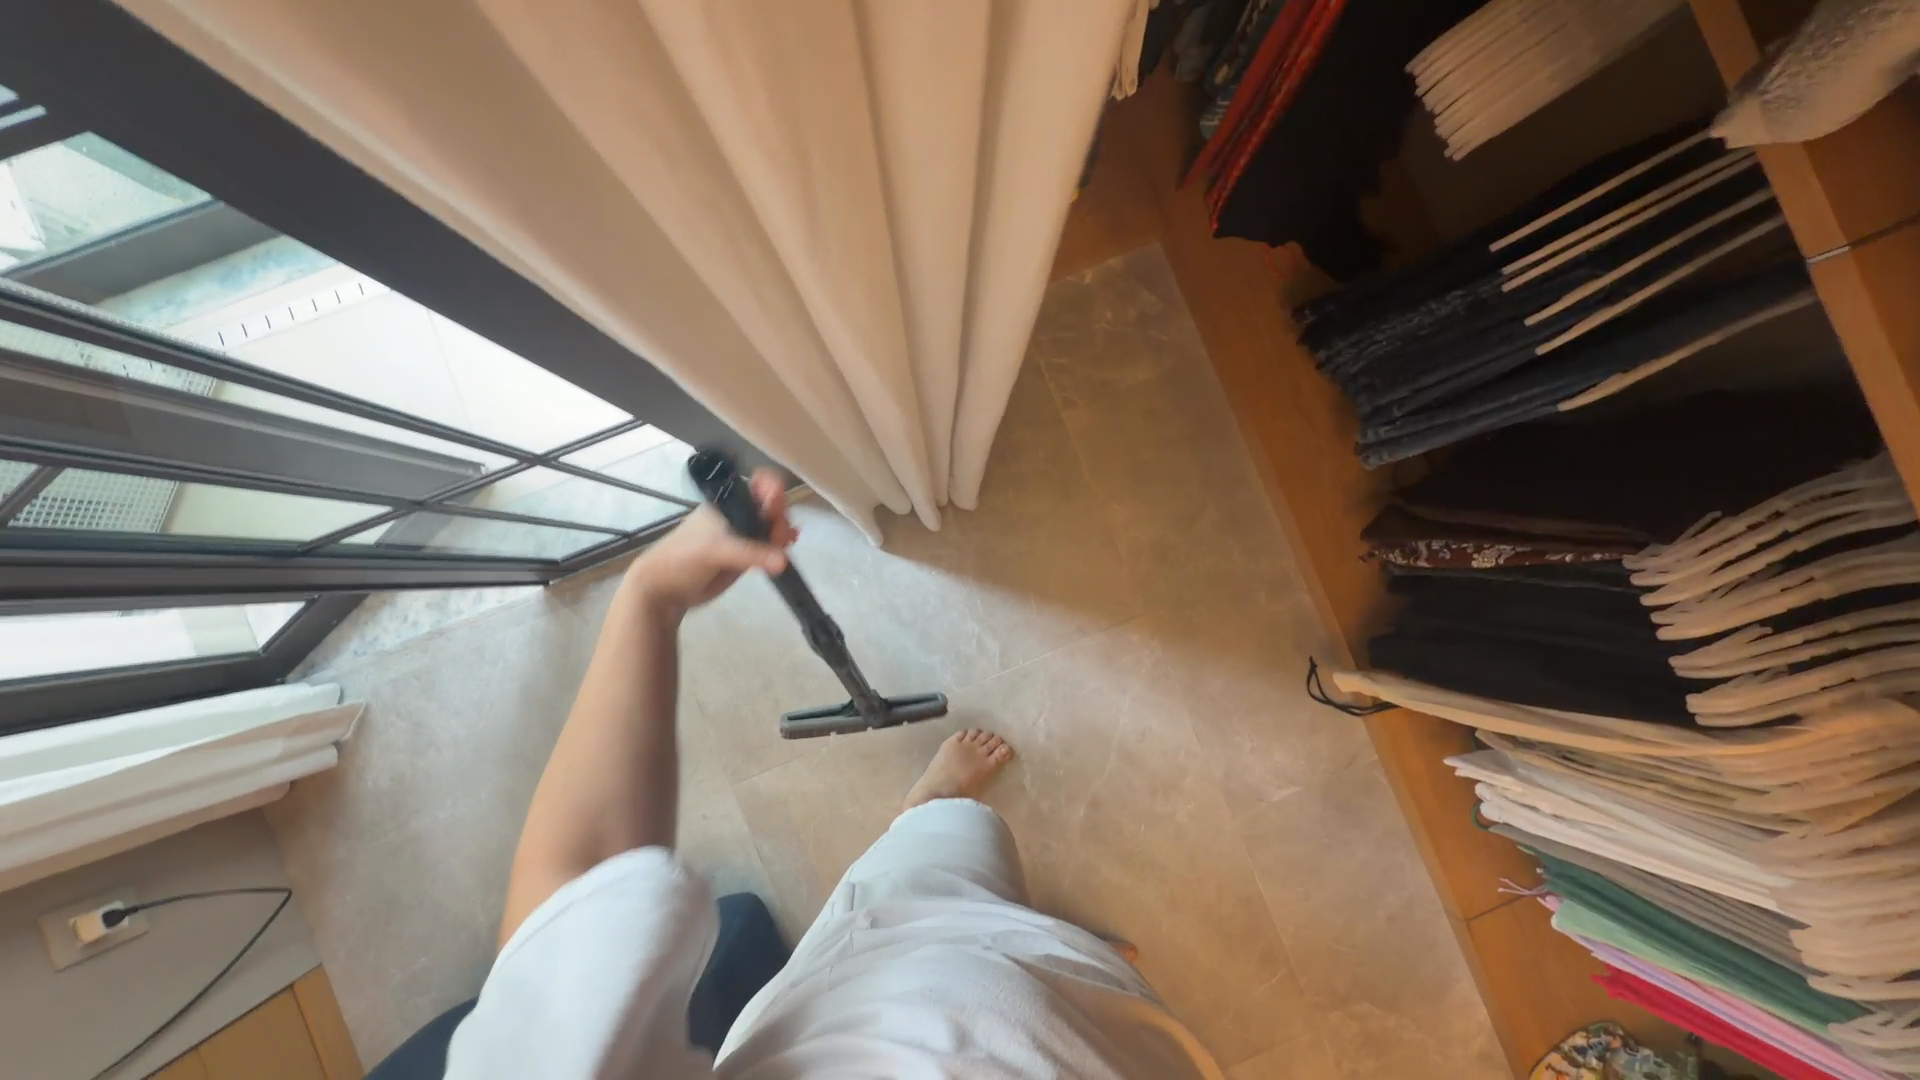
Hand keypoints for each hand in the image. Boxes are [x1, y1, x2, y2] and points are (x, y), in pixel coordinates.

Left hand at [624, 468, 796, 616]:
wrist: (666, 589)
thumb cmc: (683, 558)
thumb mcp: (715, 550)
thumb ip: (749, 553)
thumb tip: (783, 561)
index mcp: (729, 503)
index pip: (758, 484)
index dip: (772, 488)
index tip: (774, 505)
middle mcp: (740, 515)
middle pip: (773, 506)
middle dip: (780, 516)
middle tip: (777, 535)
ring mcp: (745, 536)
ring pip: (774, 526)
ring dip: (783, 532)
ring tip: (784, 543)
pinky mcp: (749, 556)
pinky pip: (771, 547)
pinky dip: (782, 547)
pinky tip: (789, 547)